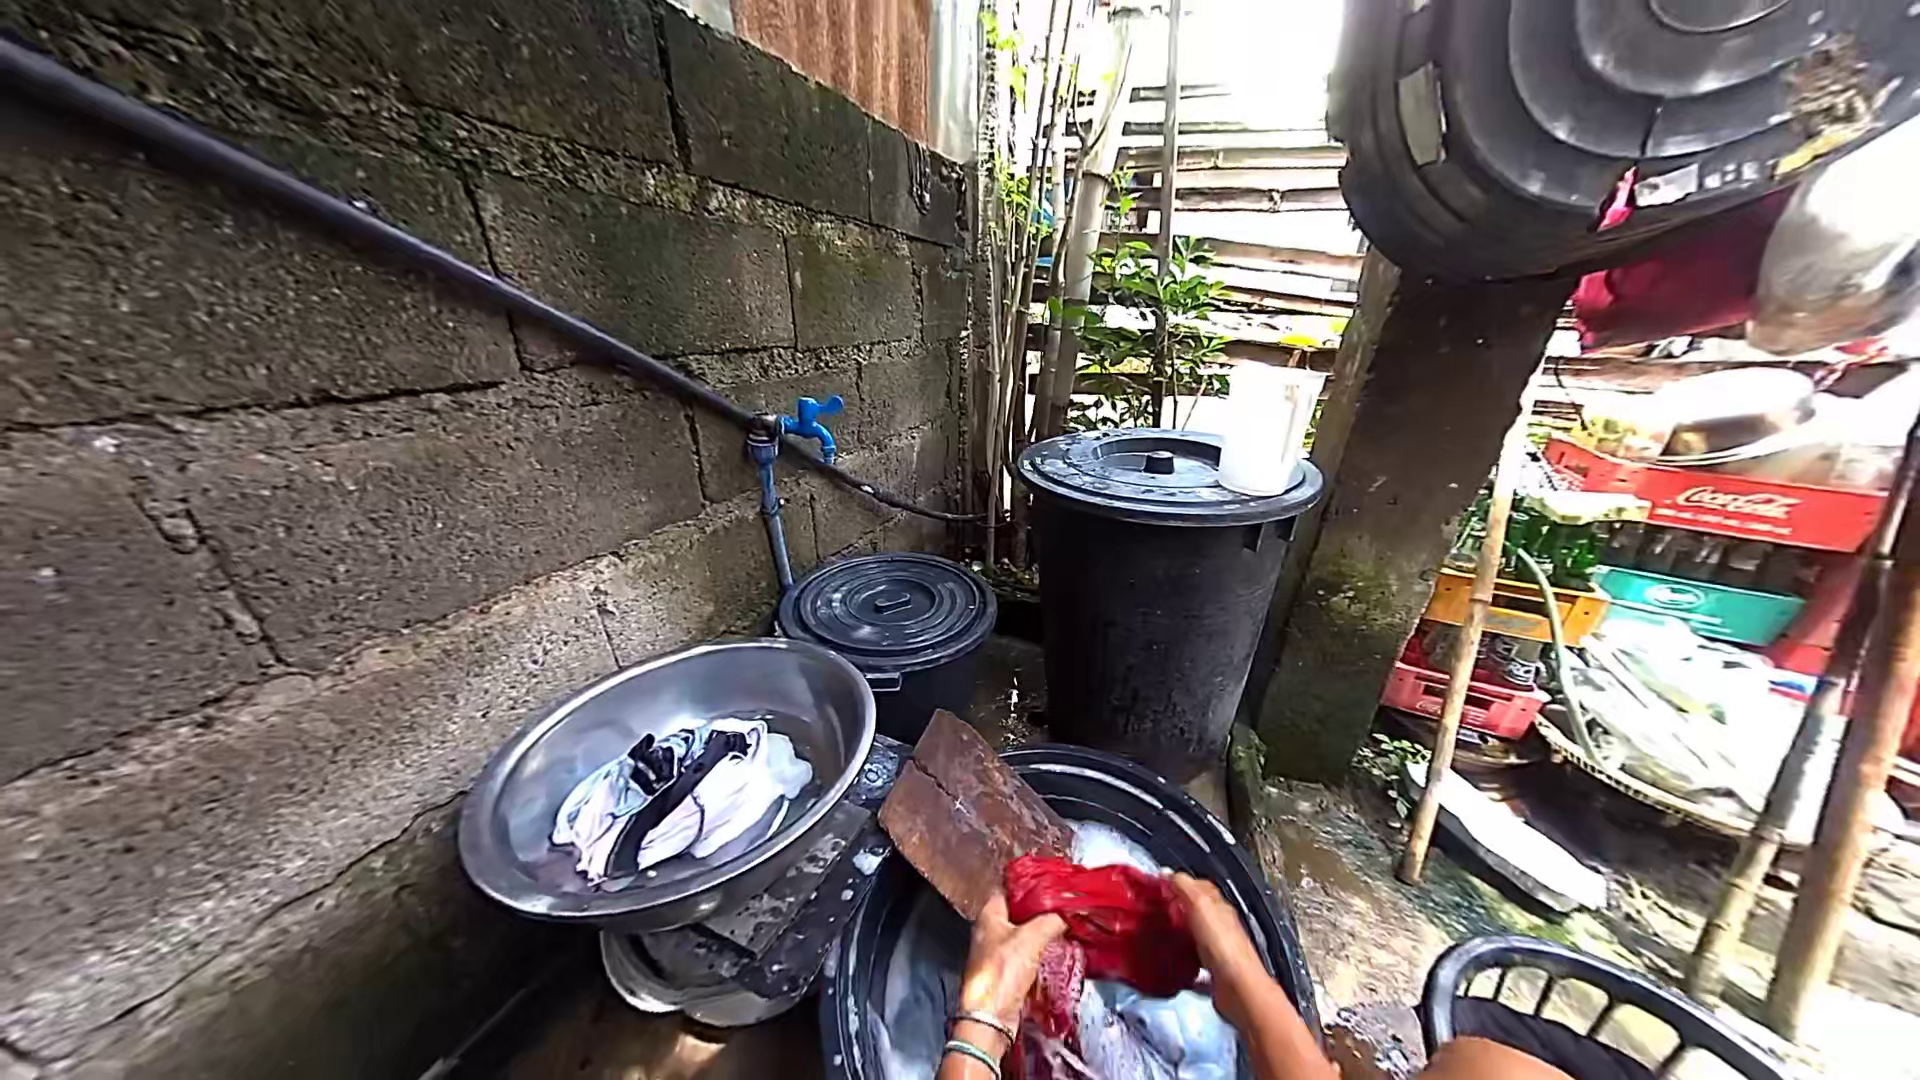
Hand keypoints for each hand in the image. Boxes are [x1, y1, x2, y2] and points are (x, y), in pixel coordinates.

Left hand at [957, 889, 1067, 1041]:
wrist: (991, 1017)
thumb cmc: (1003, 971)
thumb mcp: (1031, 938)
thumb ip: (1050, 920)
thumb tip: (1066, 913)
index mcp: (989, 913)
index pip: (1011, 888)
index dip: (1030, 884)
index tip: (1051, 883)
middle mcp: (990, 929)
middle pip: (1018, 911)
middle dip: (1040, 910)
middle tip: (1062, 906)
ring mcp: (997, 951)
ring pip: (1023, 934)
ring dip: (1041, 932)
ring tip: (1063, 926)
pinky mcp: (1006, 972)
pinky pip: (1026, 954)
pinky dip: (1039, 952)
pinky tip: (1055, 951)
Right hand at [1171, 872, 1272, 1028]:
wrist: (1238, 991)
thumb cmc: (1221, 945)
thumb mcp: (1199, 904)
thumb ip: (1183, 885)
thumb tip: (1166, 873)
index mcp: (1219, 905)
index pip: (1199, 885)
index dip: (1179, 882)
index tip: (1159, 884)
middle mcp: (1221, 925)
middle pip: (1197, 909)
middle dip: (1177, 906)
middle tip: (1155, 907)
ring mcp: (1219, 950)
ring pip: (1195, 933)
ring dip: (1179, 931)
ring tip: (1159, 930)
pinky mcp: (1214, 973)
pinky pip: (1195, 960)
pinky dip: (1183, 958)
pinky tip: (1171, 959)